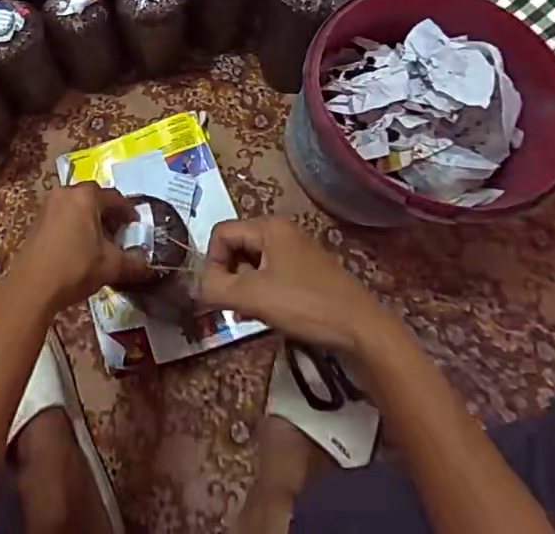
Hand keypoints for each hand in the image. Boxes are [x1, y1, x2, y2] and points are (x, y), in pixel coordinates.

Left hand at [8, 182, 153, 311]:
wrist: (30, 288)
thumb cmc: (75, 268)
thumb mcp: (111, 266)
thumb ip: (134, 263)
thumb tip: (150, 268)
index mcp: (87, 197)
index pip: (115, 198)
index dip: (128, 212)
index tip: (135, 226)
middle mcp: (67, 193)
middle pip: (95, 198)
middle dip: (109, 214)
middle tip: (118, 233)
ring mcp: (49, 206)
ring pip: (78, 206)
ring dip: (91, 219)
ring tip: (99, 241)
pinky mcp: (37, 220)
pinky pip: (63, 214)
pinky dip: (75, 224)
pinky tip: (79, 246)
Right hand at [196, 217, 388, 355]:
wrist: (359, 327)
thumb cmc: (304, 305)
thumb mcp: (252, 296)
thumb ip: (216, 287)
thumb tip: (196, 284)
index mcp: (269, 227)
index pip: (221, 233)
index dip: (211, 262)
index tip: (216, 293)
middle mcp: (282, 231)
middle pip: (237, 246)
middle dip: (228, 275)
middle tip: (231, 305)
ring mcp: (297, 251)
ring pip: (253, 263)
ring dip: (244, 286)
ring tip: (249, 313)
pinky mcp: (307, 272)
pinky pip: (272, 274)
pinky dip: (262, 291)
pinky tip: (266, 315)